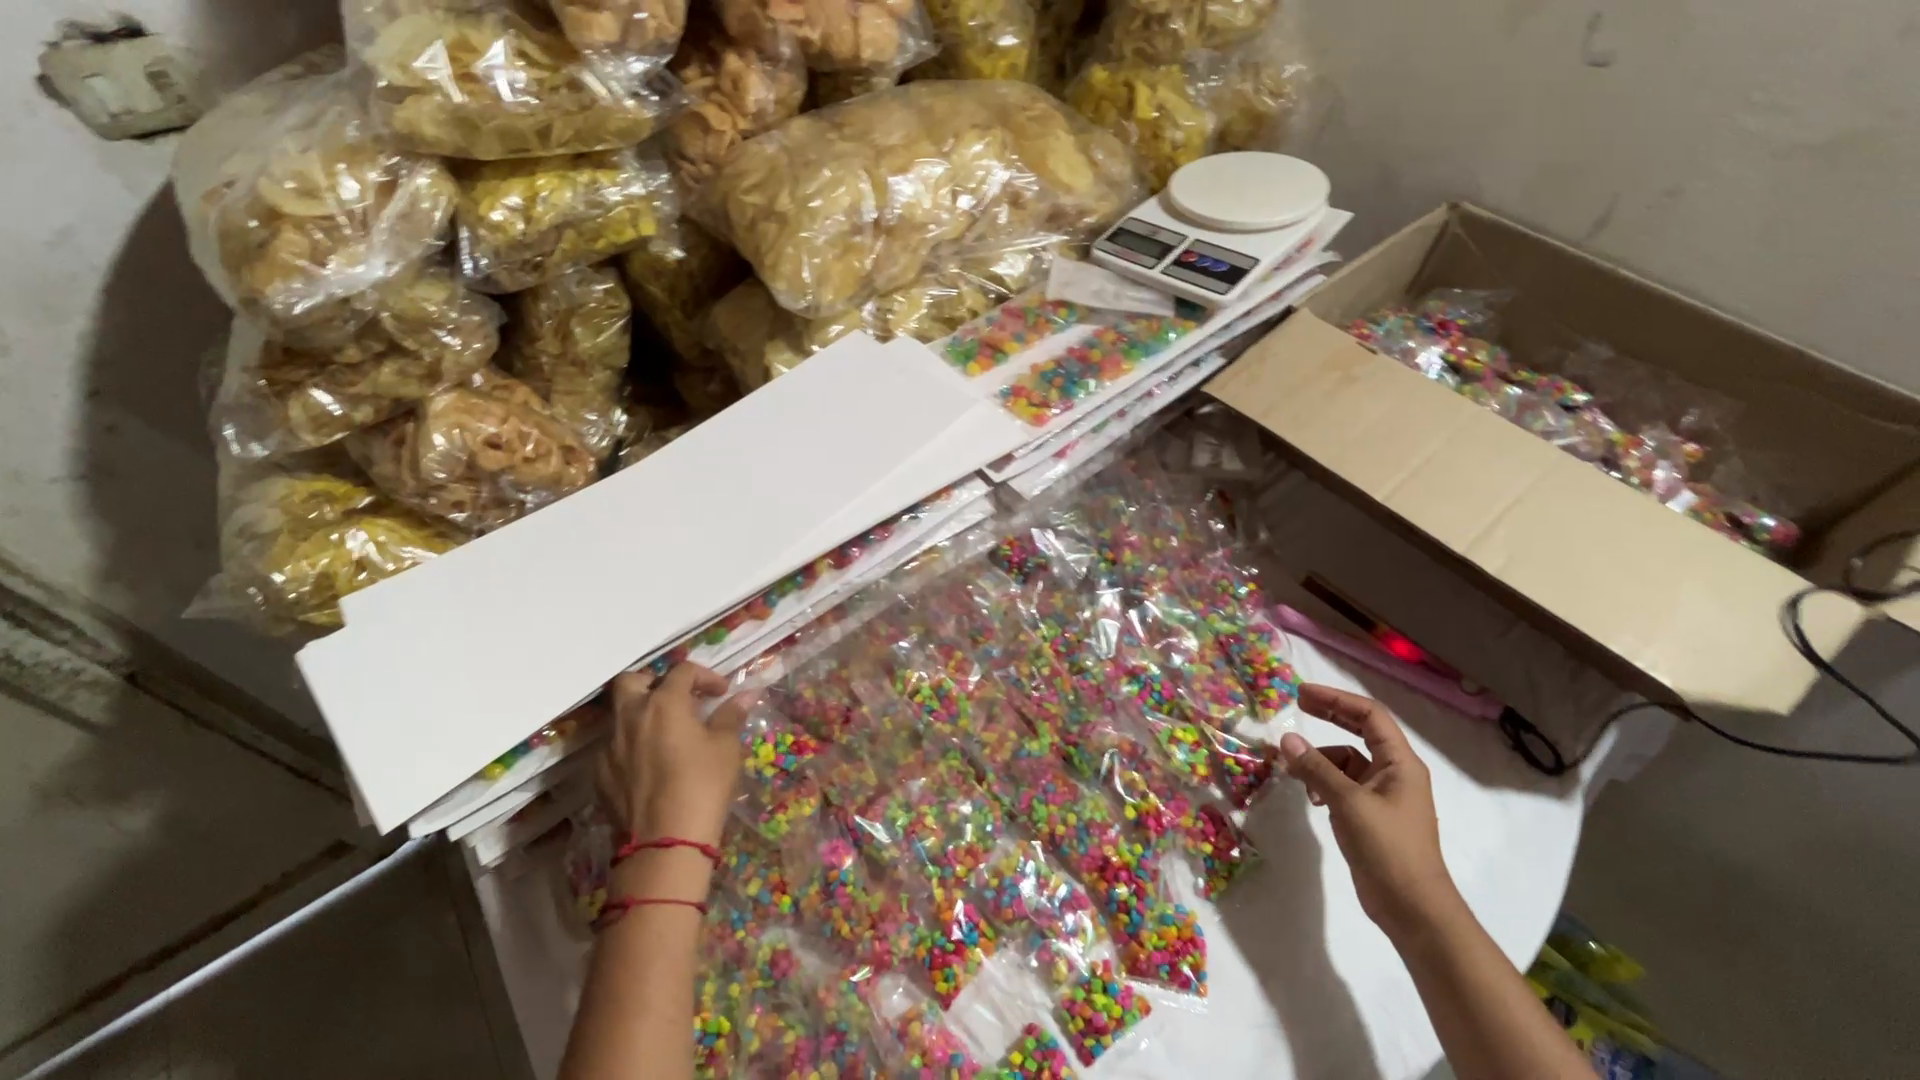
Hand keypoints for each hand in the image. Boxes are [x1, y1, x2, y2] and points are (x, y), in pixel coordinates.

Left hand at [595, 664, 750, 847]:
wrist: (666, 839)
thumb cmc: (703, 784)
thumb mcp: (726, 747)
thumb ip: (731, 715)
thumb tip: (745, 694)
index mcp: (663, 703)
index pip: (682, 671)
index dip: (705, 676)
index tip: (722, 692)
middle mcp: (630, 716)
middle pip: (632, 681)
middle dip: (655, 682)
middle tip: (678, 699)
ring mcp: (610, 746)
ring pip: (620, 715)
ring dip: (642, 714)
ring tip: (667, 733)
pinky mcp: (600, 774)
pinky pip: (615, 747)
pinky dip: (633, 745)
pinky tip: (651, 764)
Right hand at [1279, 684, 1459, 940]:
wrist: (1412, 907)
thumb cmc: (1388, 848)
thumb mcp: (1348, 803)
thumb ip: (1316, 768)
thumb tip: (1287, 739)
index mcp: (1401, 763)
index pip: (1370, 715)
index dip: (1336, 699)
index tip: (1302, 694)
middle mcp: (1395, 773)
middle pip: (1360, 732)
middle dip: (1329, 717)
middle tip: (1296, 705)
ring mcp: (1383, 796)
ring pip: (1347, 762)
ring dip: (1320, 759)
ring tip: (1292, 768)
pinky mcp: (1370, 816)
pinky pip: (1343, 786)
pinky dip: (1323, 783)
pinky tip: (1310, 797)